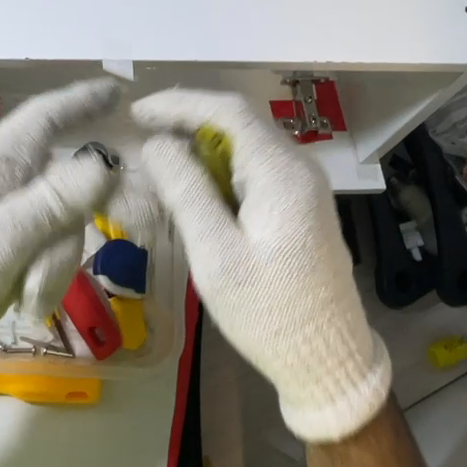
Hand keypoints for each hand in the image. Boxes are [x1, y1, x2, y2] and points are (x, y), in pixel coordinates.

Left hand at [0, 78, 122, 425]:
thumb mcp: (2, 240)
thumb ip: (55, 200)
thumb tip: (105, 161)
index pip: (46, 114)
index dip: (83, 99)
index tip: (119, 90)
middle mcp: (2, 180)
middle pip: (66, 177)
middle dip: (79, 215)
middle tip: (119, 231)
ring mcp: (3, 217)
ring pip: (62, 220)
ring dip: (56, 260)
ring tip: (28, 294)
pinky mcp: (4, 249)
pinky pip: (47, 249)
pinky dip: (45, 274)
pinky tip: (25, 301)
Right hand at [132, 88, 391, 442]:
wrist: (328, 363)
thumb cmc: (269, 312)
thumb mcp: (216, 255)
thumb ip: (186, 191)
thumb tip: (158, 143)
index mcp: (282, 172)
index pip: (228, 111)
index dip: (180, 103)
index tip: (138, 111)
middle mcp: (299, 166)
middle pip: (239, 120)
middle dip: (188, 118)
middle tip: (142, 129)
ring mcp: (304, 183)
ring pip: (247, 140)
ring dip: (203, 141)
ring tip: (160, 152)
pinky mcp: (301, 202)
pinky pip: (256, 164)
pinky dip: (221, 163)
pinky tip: (195, 180)